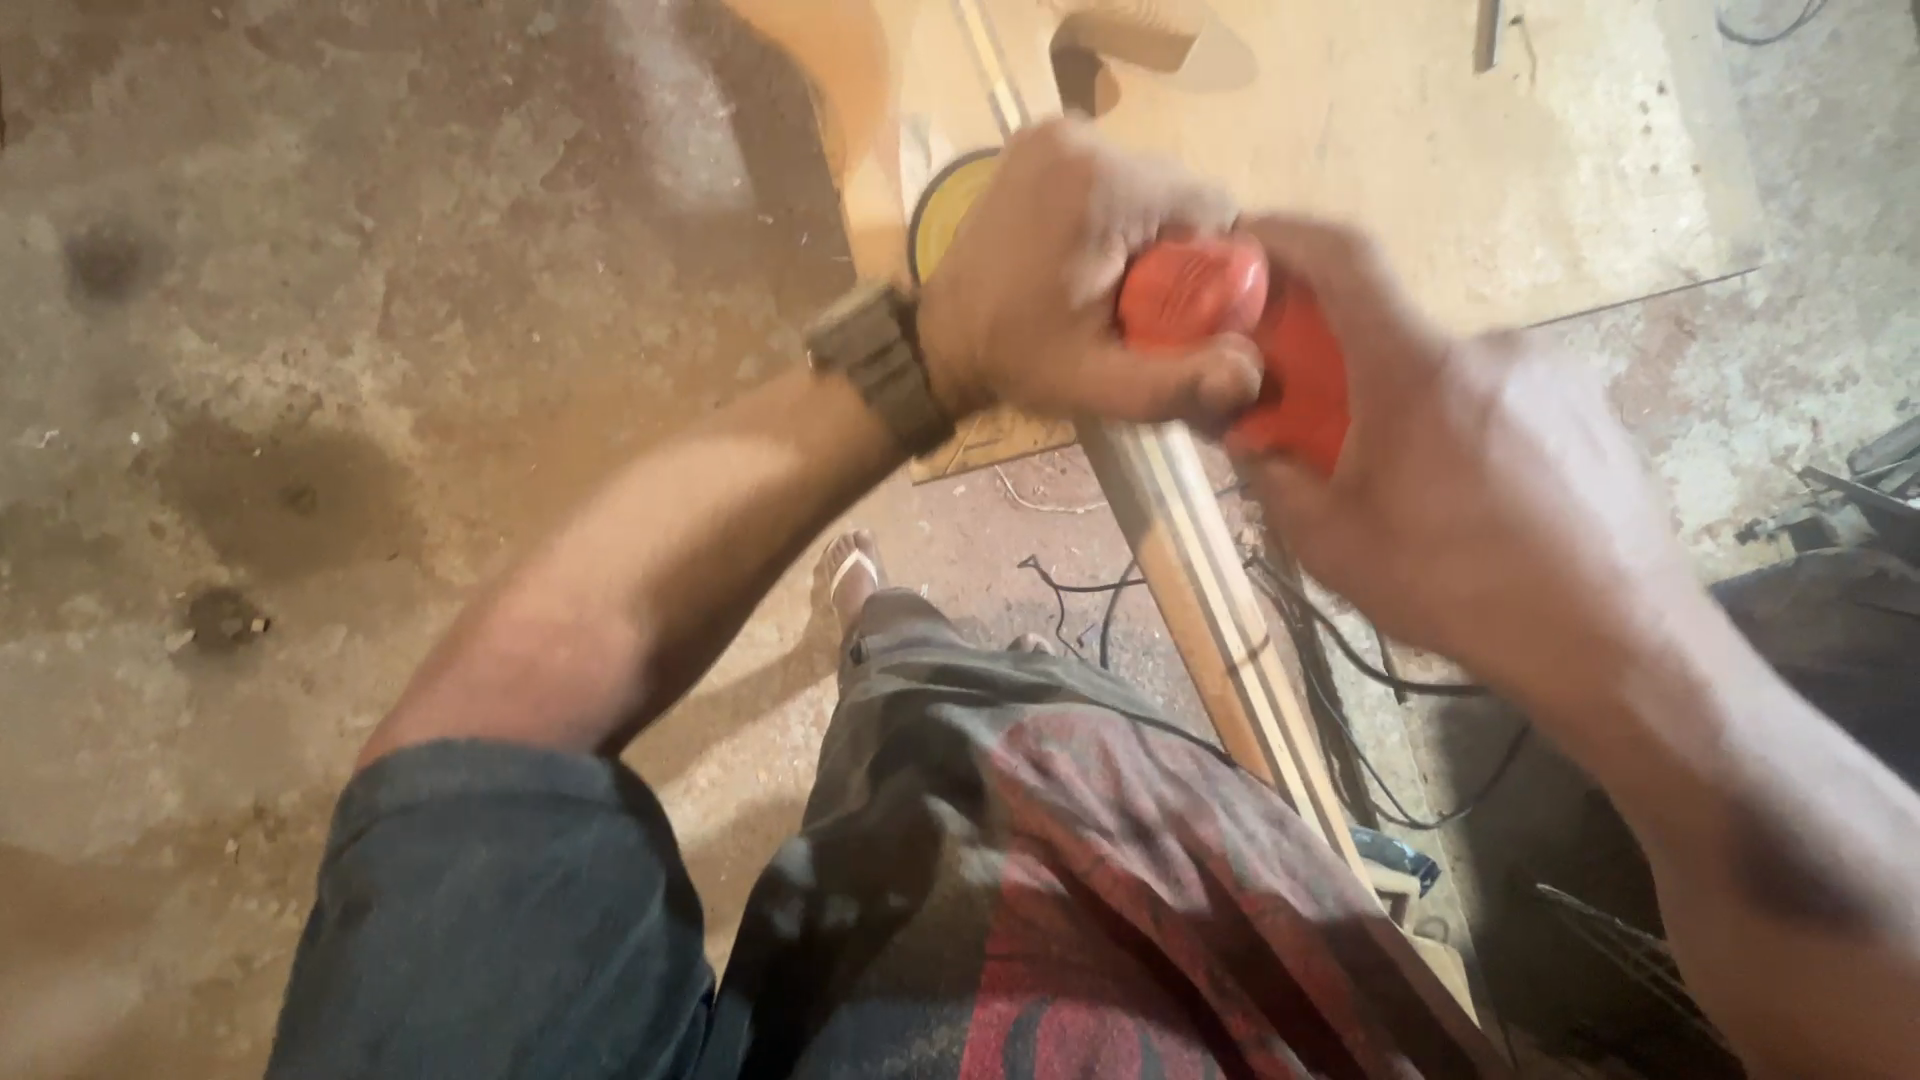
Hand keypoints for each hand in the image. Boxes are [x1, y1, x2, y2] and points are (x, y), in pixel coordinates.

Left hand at [916, 118, 1264, 427]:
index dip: (1206, 265)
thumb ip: (1177, 383)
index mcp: (1103, 185)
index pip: (1210, 206)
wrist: (940, 339)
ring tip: (1103, 281)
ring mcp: (1052, 133)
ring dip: (1141, 231)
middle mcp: (1080, 137)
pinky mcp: (1037, 142)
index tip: (1170, 308)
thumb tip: (1250, 373)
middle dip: (1171, 249)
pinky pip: (1108, 173)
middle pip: (1176, 191)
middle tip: (1132, 302)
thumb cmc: (1017, 361)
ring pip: (1145, 181)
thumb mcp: (1098, 385)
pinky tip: (1083, 255)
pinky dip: (1111, 213)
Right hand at [1233, 214, 1704, 698]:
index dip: (1290, 236)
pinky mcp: (1588, 405)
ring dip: (1403, 405)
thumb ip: (1275, 478)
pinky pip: (1497, 393)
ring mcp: (1551, 372)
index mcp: (1417, 370)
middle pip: (1390, 331)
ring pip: (1444, 370)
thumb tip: (1253, 443)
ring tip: (1402, 483)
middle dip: (1340, 367)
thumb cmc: (1451, 586)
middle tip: (1320, 432)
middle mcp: (1489, 347)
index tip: (1247, 239)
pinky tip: (1465, 492)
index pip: (1348, 261)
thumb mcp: (1330, 543)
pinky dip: (1458, 422)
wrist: (1611, 639)